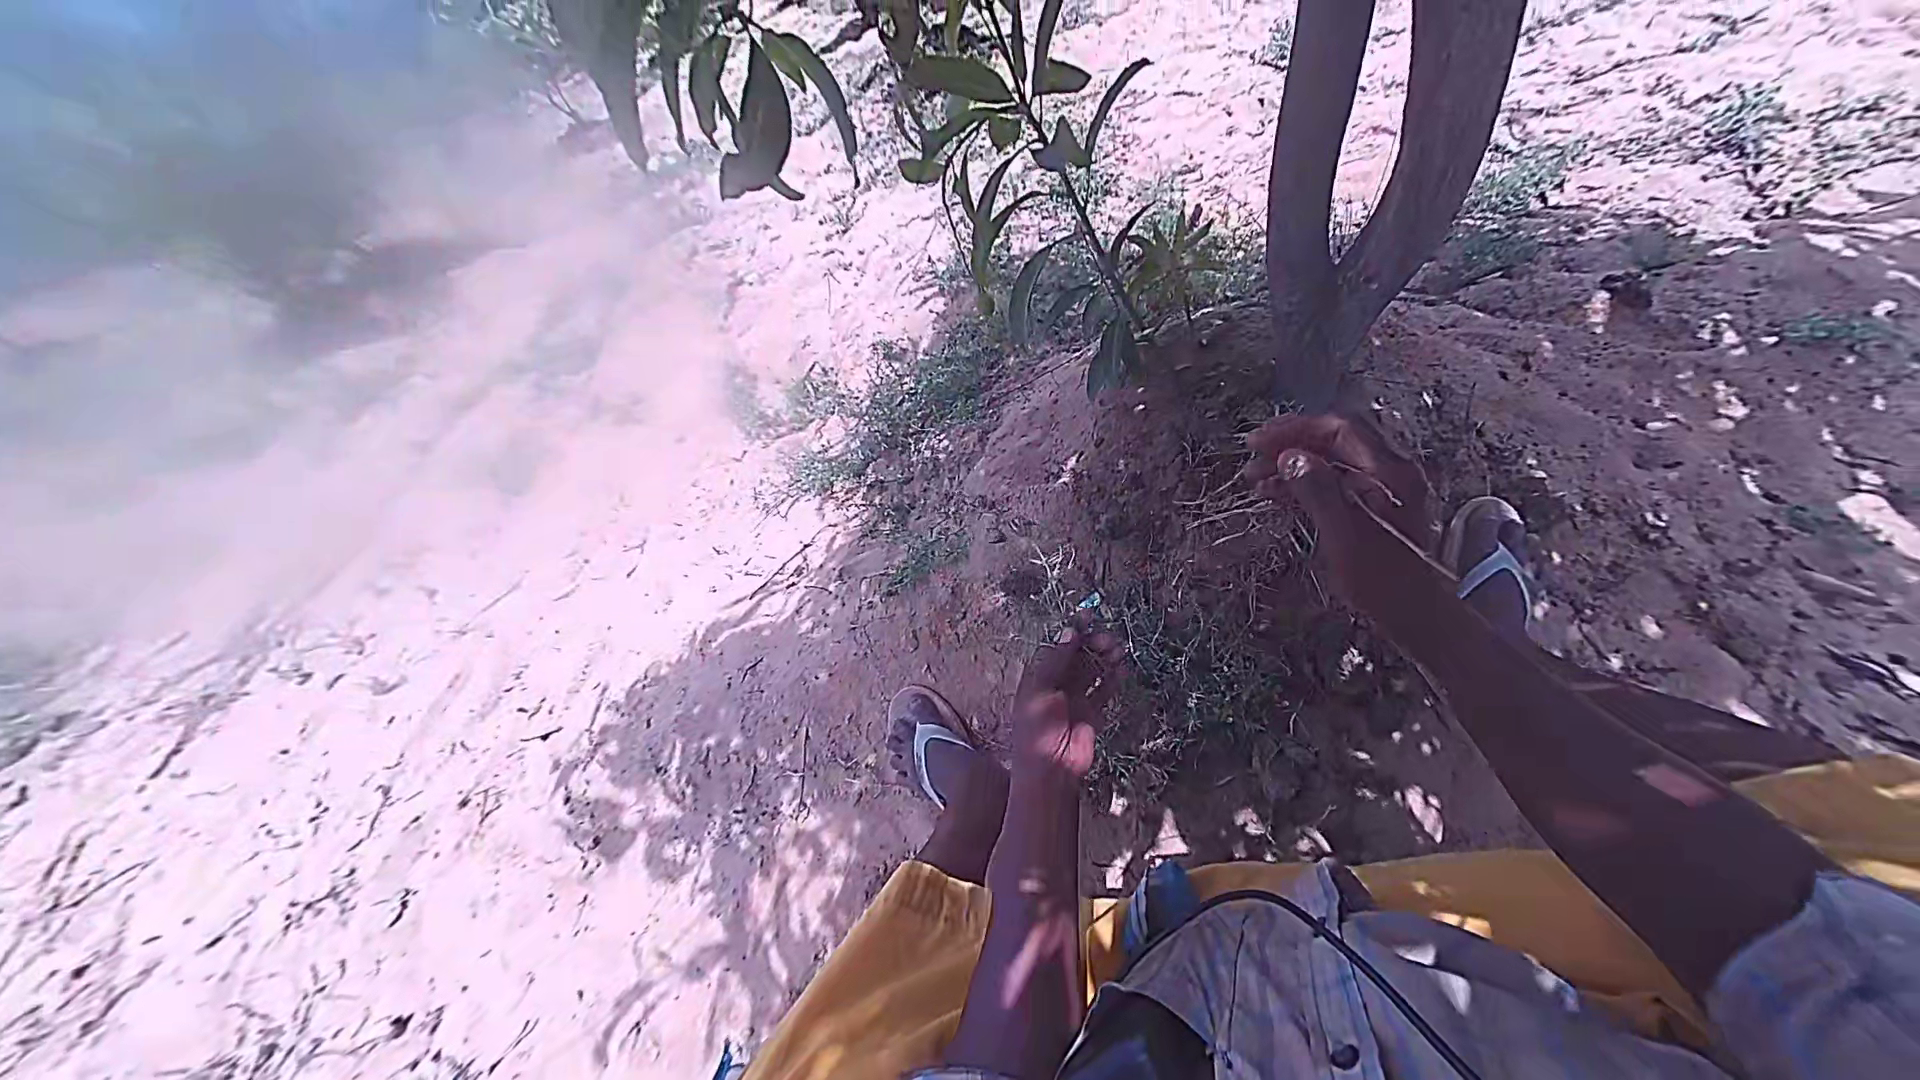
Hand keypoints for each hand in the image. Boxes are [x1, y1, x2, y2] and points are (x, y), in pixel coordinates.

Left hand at [1012, 619, 1123, 777]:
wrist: (1050, 768)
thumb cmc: (1037, 728)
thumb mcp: (1040, 689)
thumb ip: (1055, 660)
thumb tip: (1069, 631)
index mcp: (1037, 675)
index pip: (1055, 646)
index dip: (1071, 631)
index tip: (1087, 616)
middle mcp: (1056, 683)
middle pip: (1077, 656)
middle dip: (1092, 644)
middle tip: (1108, 638)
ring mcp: (1074, 698)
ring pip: (1092, 670)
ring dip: (1105, 658)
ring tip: (1119, 649)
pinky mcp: (1090, 712)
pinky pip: (1103, 690)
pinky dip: (1113, 679)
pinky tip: (1123, 668)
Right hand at [1242, 414, 1444, 632]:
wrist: (1414, 615)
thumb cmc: (1382, 580)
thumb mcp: (1345, 535)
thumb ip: (1319, 492)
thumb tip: (1290, 457)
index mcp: (1390, 473)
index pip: (1340, 430)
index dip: (1296, 430)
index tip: (1258, 443)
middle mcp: (1388, 473)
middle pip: (1333, 442)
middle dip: (1289, 446)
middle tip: (1251, 460)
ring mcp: (1379, 490)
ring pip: (1328, 463)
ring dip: (1290, 466)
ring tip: (1254, 479)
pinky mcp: (1367, 508)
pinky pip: (1331, 484)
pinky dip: (1301, 485)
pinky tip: (1274, 494)